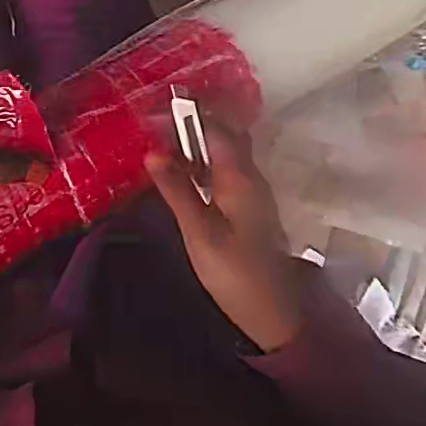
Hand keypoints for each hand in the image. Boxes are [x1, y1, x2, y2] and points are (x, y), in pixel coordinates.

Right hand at [146, 120, 310, 351]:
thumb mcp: (198, 231)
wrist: (273, 312)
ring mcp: (252, 191)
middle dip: (193, 121)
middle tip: (157, 122)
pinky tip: (183, 172)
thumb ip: (177, 189)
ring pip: (225, 151)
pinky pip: (225, 169)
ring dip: (196, 142)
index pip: (215, 129)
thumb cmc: (234, 272)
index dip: (185, 115)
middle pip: (225, 134)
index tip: (153, 113)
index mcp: (240, 178)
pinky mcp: (248, 205)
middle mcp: (251, 177)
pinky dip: (203, 162)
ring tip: (163, 142)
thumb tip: (152, 151)